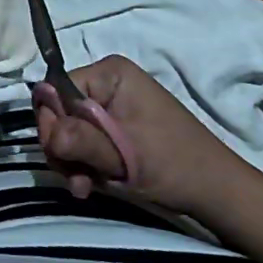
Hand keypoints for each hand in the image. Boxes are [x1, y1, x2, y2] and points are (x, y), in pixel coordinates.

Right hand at [35, 56, 260, 216]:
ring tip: (87, 187)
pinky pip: (86, 140)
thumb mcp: (122, 155)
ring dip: (73, 162)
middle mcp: (108, 81)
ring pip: (69, 131)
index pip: (55, 91)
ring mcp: (113, 104)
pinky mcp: (117, 125)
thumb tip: (47, 130)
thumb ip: (81, 141)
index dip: (51, 125)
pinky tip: (93, 184)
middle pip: (59, 112)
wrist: (214, 189)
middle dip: (63, 149)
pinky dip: (85, 164)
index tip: (61, 158)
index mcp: (110, 73)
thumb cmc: (172, 165)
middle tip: (78, 180)